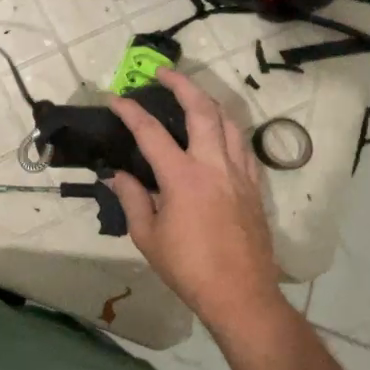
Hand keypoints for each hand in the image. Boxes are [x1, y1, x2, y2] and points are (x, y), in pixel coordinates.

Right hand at [106, 68, 288, 334]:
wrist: (241, 296)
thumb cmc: (188, 268)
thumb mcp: (147, 236)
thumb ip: (131, 198)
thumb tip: (116, 175)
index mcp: (182, 177)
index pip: (150, 132)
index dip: (130, 111)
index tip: (114, 99)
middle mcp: (214, 166)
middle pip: (202, 110)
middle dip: (182, 84)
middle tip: (162, 73)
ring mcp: (239, 175)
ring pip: (230, 123)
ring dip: (208, 102)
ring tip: (192, 96)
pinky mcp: (254, 188)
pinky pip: (243, 147)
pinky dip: (228, 131)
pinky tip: (218, 134)